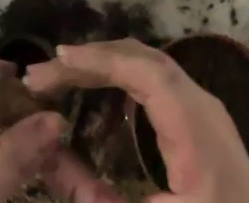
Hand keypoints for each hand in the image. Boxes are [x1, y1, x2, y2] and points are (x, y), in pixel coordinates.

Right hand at [25, 40, 248, 202]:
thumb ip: (91, 195)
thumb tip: (47, 154)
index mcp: (199, 134)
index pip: (149, 72)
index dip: (102, 59)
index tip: (57, 59)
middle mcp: (205, 110)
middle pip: (145, 61)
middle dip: (91, 59)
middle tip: (42, 73)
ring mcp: (205, 112)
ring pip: (150, 65)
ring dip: (103, 63)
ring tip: (59, 73)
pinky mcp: (200, 120)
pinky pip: (157, 81)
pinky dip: (121, 74)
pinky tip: (93, 84)